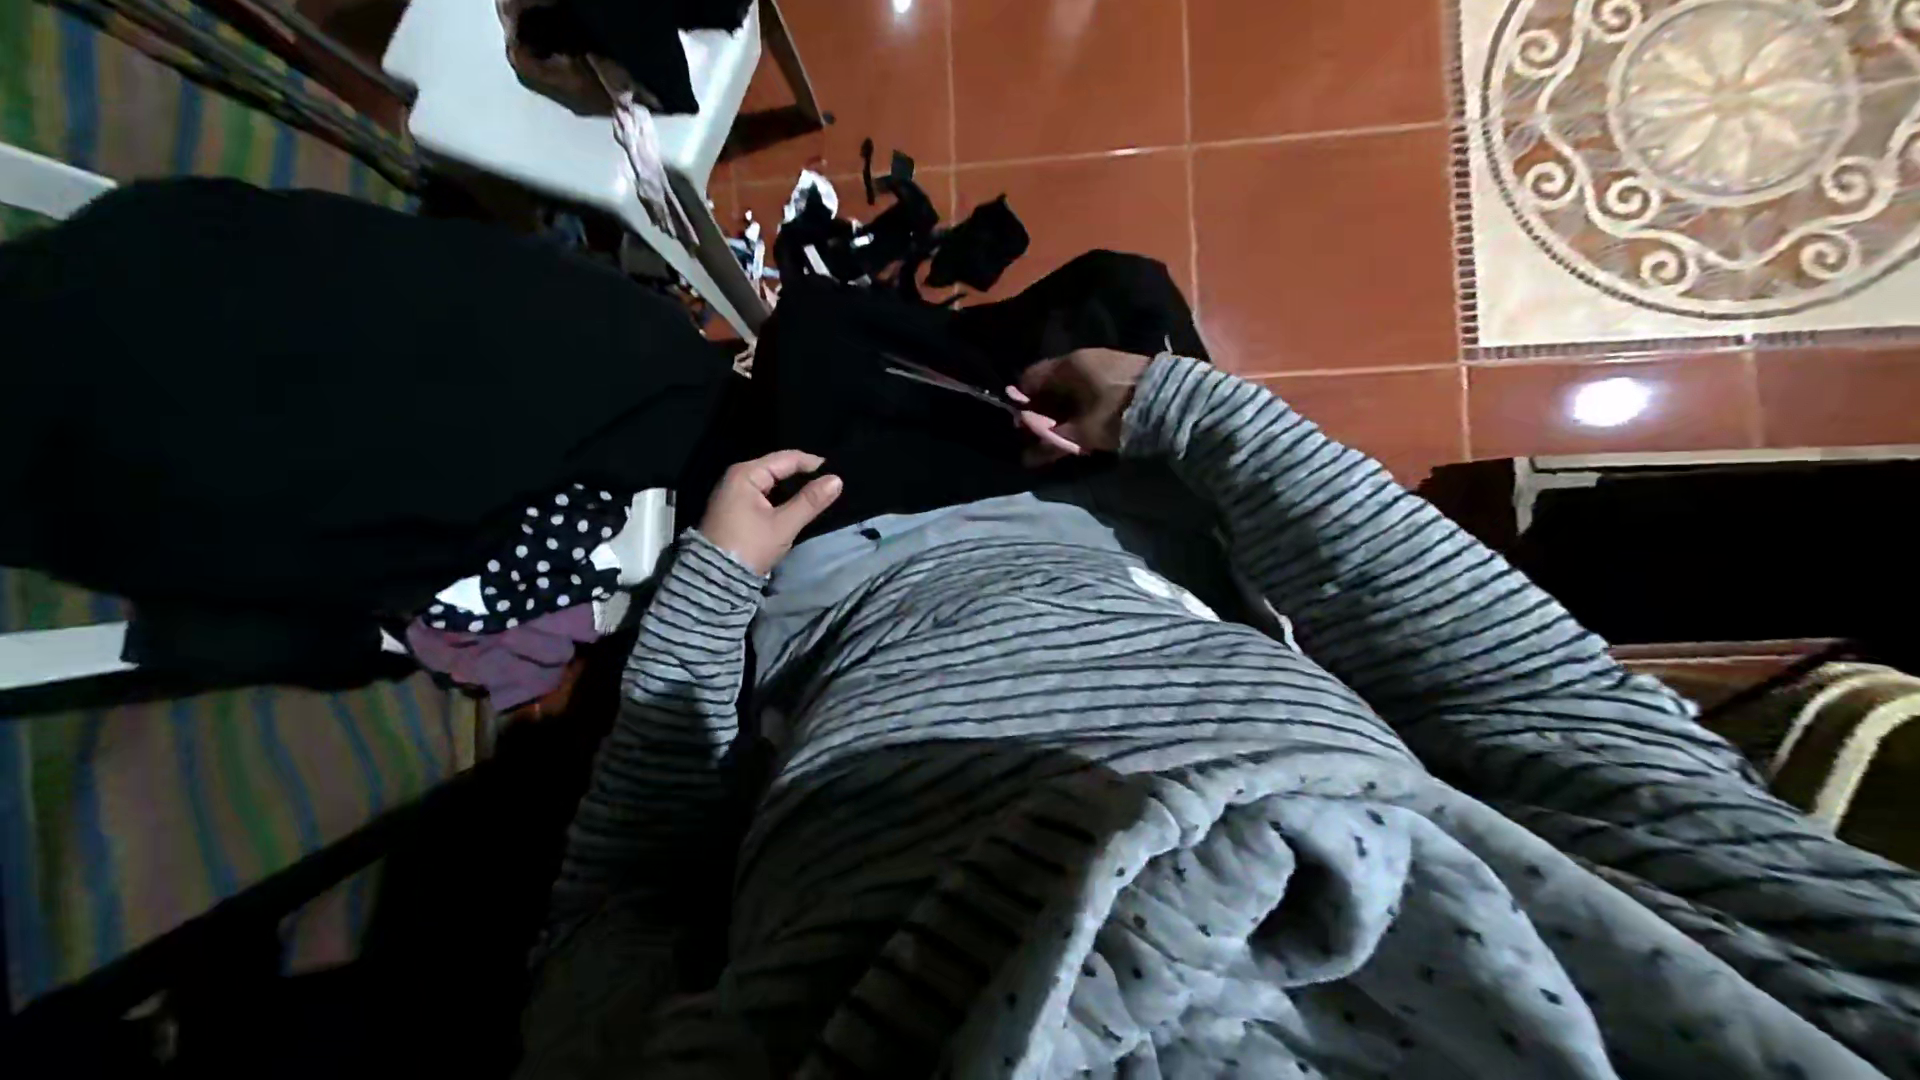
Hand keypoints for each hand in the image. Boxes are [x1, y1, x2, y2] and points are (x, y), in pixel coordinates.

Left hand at [697, 451, 843, 574]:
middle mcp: (737, 477)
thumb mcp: (783, 524)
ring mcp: (734, 492)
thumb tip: (837, 480)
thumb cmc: (750, 546)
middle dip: (803, 474)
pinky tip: (798, 504)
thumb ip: (810, 501)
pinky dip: (782, 497)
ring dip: (794, 487)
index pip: (786, 458)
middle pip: (778, 467)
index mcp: (746, 474)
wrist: (716, 578)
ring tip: (819, 493)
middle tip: (830, 482)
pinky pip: (764, 494)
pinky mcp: (735, 508)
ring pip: (772, 482)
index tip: (836, 472)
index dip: (813, 463)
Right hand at [1009, 348, 1152, 463]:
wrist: (1173, 400)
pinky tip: (1089, 417)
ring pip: (1071, 383)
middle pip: (1050, 381)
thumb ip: (1051, 443)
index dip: (1022, 404)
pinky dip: (1083, 400)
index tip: (1025, 427)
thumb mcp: (1082, 433)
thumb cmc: (1117, 414)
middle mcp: (1081, 356)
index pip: (1028, 379)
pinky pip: (1090, 383)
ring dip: (1064, 405)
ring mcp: (1103, 360)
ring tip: (1069, 429)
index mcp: (1066, 365)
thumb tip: (1026, 457)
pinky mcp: (1122, 368)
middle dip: (1043, 407)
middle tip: (1046, 432)